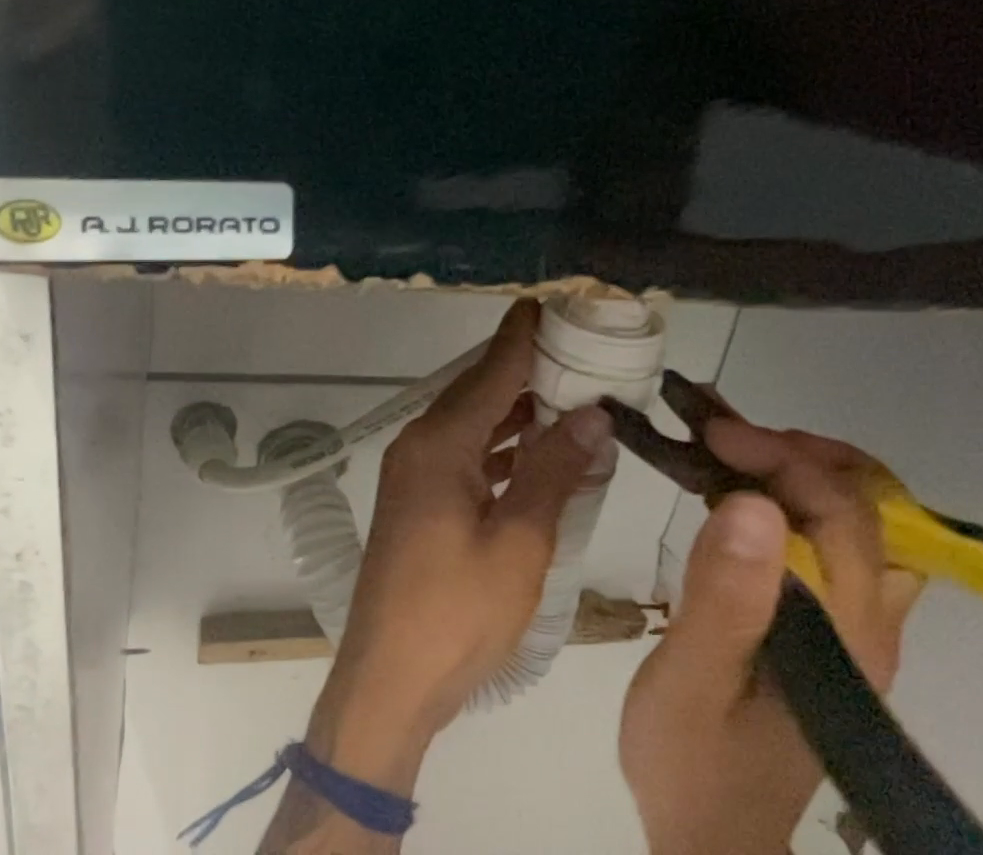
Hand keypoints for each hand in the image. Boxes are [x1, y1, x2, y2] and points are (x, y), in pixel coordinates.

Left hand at [307, 299, 612, 791]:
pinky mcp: (420, 503)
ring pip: (473, 424)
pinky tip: (541, 450)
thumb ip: (553, 472)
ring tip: (578, 392)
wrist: (390, 680)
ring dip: (520, 410)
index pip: (490, 370)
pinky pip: (467, 455)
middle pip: (479, 391)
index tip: (559, 301)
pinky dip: (503, 447)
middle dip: (531, 368)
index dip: (526, 335)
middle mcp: (420, 446)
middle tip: (588, 348)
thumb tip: (592, 413)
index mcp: (438, 444)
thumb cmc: (456, 614)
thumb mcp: (519, 543)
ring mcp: (415, 476)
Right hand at [618, 413, 924, 854]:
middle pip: (866, 507)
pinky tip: (736, 492)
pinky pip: (829, 542)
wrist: (712, 832)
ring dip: (798, 468)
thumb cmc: (693, 759)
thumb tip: (750, 502)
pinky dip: (789, 498)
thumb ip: (725, 598)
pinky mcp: (828, 630)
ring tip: (726, 444)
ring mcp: (854, 626)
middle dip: (795, 451)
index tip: (711, 431)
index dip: (782, 459)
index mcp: (846, 633)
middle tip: (718, 429)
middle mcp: (870, 622)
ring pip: (856, 520)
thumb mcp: (692, 680)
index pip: (840, 515)